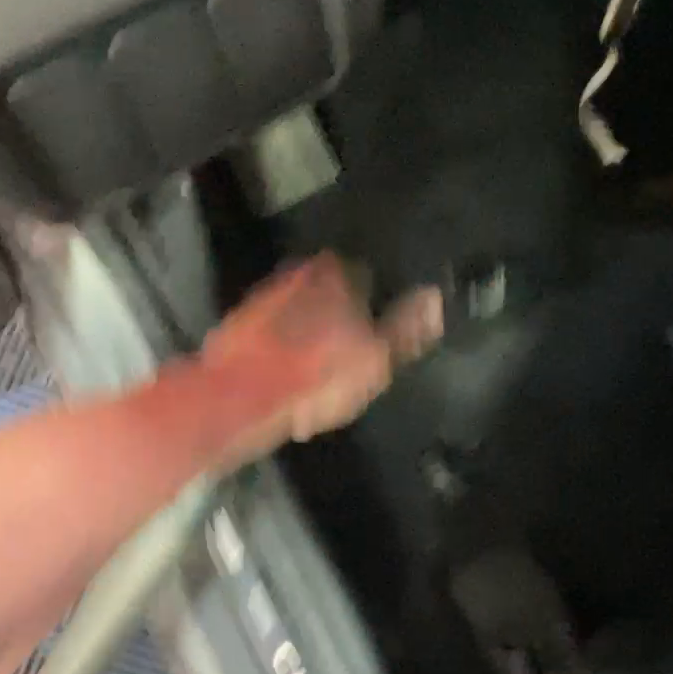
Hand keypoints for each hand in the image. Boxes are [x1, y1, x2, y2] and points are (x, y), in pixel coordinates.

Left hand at [202, 252, 441, 463]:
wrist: (238, 401)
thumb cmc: (317, 378)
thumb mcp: (378, 360)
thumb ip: (408, 328)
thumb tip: (435, 297)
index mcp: (337, 272)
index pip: (371, 279)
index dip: (378, 313)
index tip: (379, 344)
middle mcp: (298, 273)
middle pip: (333, 297)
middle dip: (341, 325)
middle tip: (349, 367)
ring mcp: (264, 298)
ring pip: (302, 319)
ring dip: (311, 344)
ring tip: (318, 385)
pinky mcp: (237, 327)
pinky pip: (274, 340)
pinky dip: (283, 358)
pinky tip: (289, 388)